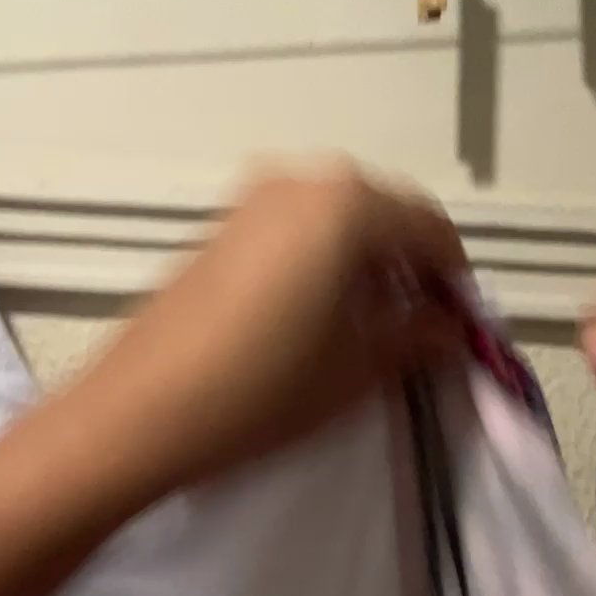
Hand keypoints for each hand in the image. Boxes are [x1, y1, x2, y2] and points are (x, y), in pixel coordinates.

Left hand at [72, 160, 469, 491]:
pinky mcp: (214, 229)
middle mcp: (297, 181)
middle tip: (412, 332)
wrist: (138, 414)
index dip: (452, 280)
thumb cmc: (259, 392)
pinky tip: (310, 320)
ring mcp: (248, 201)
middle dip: (405, 271)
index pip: (429, 227)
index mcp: (345, 203)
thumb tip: (449, 331)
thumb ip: (415, 340)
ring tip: (361, 332)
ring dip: (361, 268)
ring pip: (333, 223)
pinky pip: (289, 233)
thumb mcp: (354, 372)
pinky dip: (316, 265)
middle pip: (380, 216)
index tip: (456, 326)